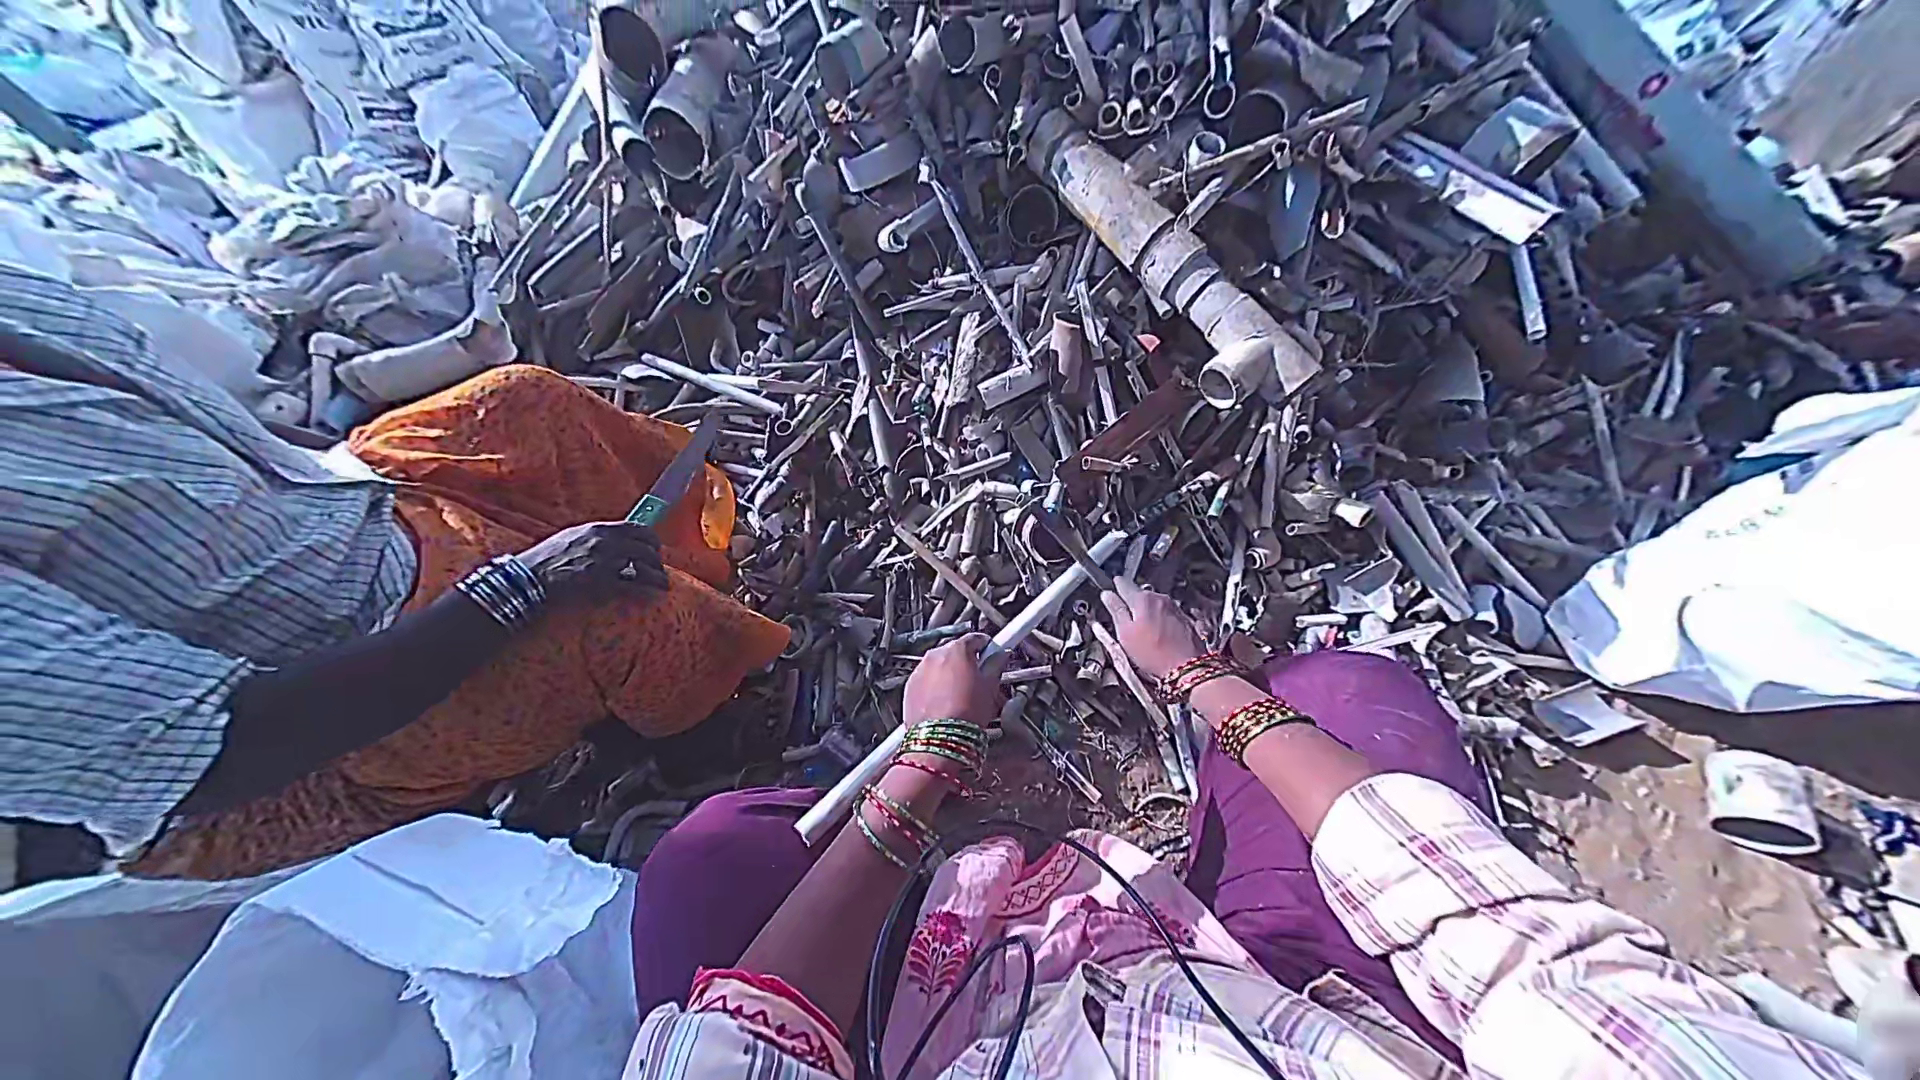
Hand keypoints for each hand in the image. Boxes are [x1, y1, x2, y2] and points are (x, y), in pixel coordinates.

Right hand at [517, 521, 665, 603]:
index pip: (638, 528)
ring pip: (647, 567)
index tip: (653, 548)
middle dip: (655, 560)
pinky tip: (653, 595)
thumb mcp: (570, 539)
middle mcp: (605, 543)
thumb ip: (595, 538)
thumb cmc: (543, 562)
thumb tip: (616, 540)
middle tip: (656, 570)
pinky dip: (649, 591)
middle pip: (647, 548)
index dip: (650, 540)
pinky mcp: (605, 585)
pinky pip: (638, 587)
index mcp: (597, 530)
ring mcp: (606, 563)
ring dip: (657, 577)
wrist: (524, 582)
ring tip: (660, 584)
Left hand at [903, 633, 1007, 726]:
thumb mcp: (990, 687)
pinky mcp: (910, 687)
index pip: (976, 638)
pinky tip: (946, 704)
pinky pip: (926, 680)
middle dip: (968, 663)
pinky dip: (935, 687)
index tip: (992, 655)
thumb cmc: (965, 714)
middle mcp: (935, 655)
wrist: (939, 739)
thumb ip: (996, 665)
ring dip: (950, 675)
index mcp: (957, 649)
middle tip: (979, 681)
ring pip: (940, 666)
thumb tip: (1000, 656)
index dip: (987, 647)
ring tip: (962, 696)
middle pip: (956, 651)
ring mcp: (920, 670)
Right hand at [1100, 577, 1204, 679]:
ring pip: (1154, 605)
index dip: (1115, 587)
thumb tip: (1107, 596)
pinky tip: (1156, 636)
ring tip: (1140, 632)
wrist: (1188, 668)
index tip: (1111, 590)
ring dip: (1146, 612)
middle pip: (1140, 594)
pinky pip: (1165, 615)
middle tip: (1123, 618)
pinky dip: (1159, 621)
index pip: (1124, 584)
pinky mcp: (1185, 621)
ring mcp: (1174, 609)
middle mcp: (1160, 599)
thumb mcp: (1125, 633)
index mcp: (1142, 599)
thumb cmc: (1154, 654)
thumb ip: (1116, 610)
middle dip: (1131, 603)